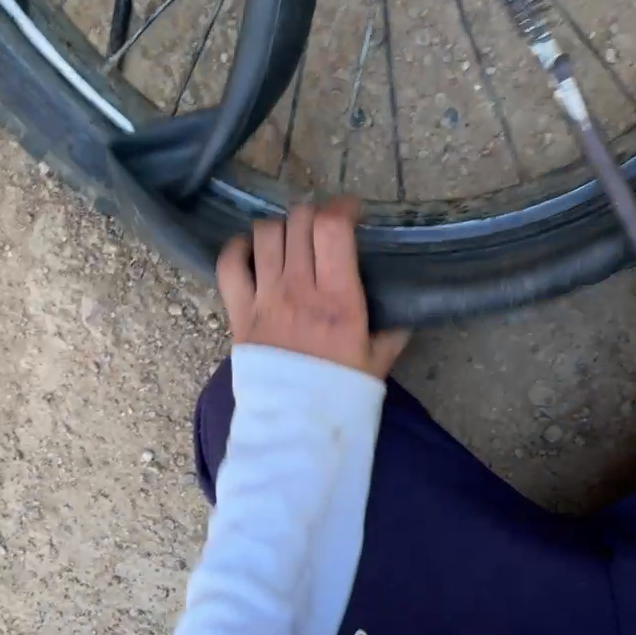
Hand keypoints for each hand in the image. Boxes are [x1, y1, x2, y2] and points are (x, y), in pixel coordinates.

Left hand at [216, 199, 409, 379]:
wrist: (296, 427)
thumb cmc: (340, 395)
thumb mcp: (378, 363)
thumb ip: (392, 333)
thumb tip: (406, 315)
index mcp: (338, 300)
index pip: (332, 228)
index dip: (343, 208)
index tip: (353, 213)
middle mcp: (299, 290)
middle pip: (299, 222)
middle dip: (314, 216)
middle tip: (324, 230)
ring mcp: (265, 299)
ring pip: (266, 234)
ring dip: (282, 229)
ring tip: (292, 240)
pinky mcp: (239, 313)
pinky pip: (229, 264)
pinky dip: (239, 249)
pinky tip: (252, 251)